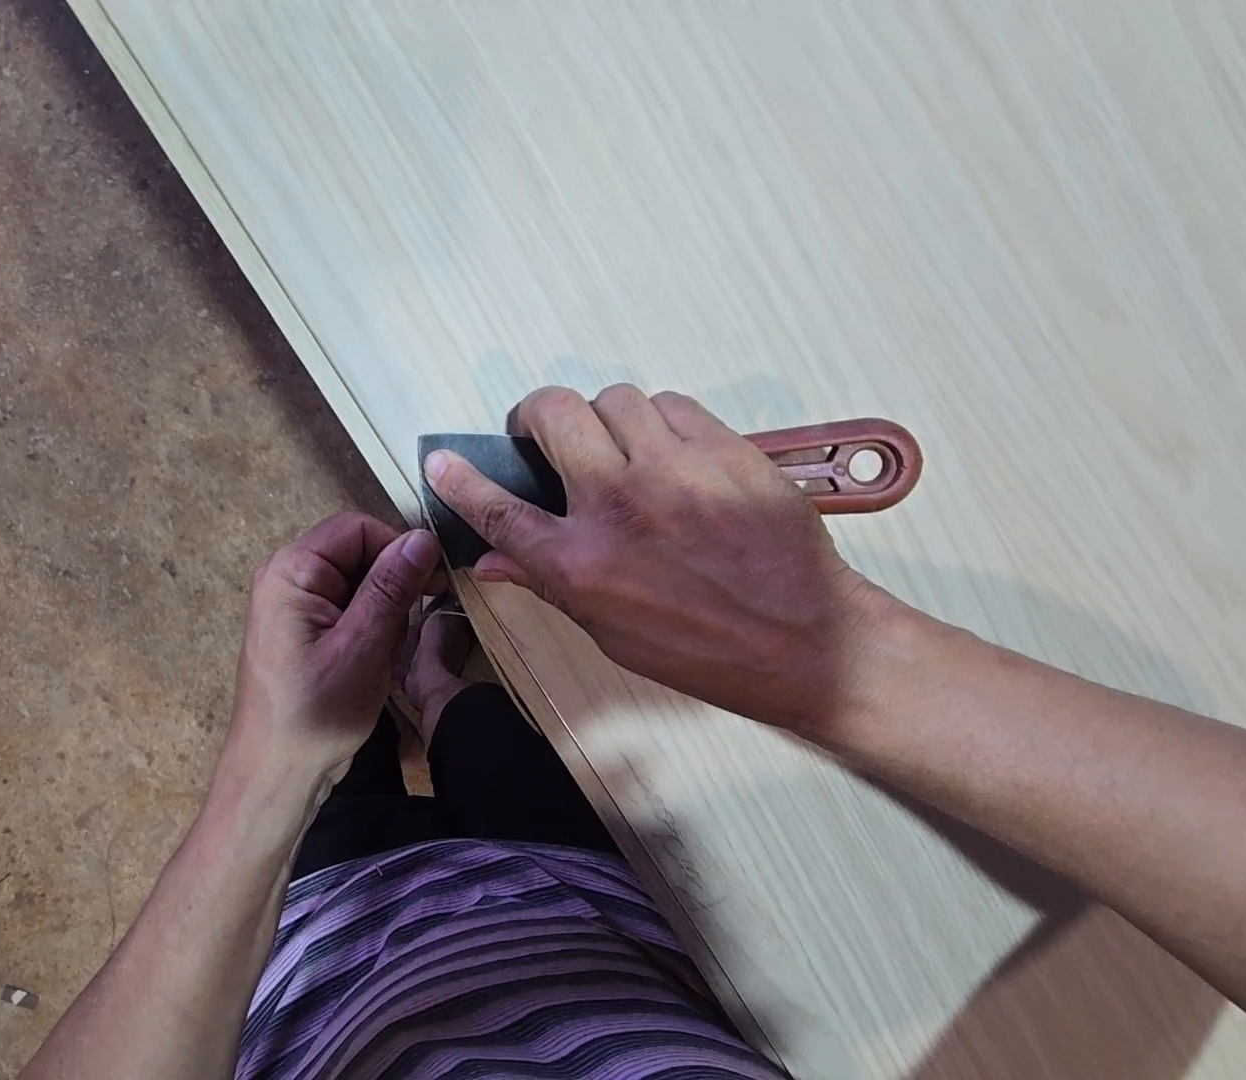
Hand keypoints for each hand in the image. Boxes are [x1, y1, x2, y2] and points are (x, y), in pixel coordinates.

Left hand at [226, 513, 442, 786]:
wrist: (276, 775)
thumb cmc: (316, 714)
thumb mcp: (362, 647)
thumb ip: (391, 587)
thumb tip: (424, 537)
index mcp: (291, 571)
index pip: (357, 528)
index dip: (398, 549)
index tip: (432, 586)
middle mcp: (287, 577)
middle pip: (358, 552)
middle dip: (391, 586)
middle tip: (403, 631)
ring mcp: (293, 605)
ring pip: (359, 582)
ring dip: (384, 612)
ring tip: (383, 654)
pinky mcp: (303, 629)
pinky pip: (348, 607)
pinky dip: (371, 628)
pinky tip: (373, 660)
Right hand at [424, 384, 898, 731]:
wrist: (802, 639)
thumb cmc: (696, 648)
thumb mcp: (607, 629)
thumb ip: (546, 582)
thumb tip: (492, 560)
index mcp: (581, 563)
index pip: (500, 509)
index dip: (462, 481)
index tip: (442, 460)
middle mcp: (618, 505)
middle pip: (554, 414)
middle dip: (536, 414)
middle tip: (545, 436)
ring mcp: (676, 470)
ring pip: (615, 398)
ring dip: (604, 419)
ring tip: (618, 447)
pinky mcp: (725, 449)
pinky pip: (672, 405)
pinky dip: (658, 422)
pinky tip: (668, 452)